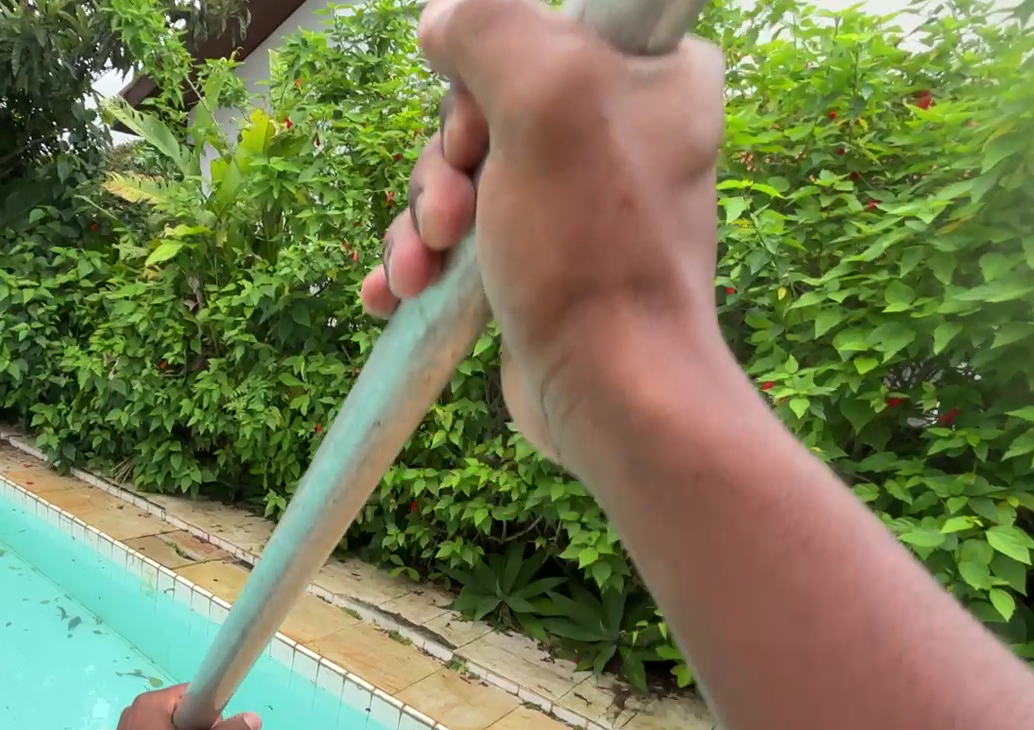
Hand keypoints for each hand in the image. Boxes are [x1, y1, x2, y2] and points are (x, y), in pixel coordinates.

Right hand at [360, 0, 732, 476]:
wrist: (606, 389)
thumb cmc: (588, 251)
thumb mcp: (547, 105)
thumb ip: (493, 32)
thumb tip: (439, 19)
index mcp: (642, 79)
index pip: (526, 46)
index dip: (475, 94)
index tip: (474, 141)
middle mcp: (605, 142)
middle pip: (477, 127)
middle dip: (440, 179)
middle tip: (449, 225)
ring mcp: (561, 215)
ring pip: (455, 194)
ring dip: (417, 234)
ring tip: (418, 278)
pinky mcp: (527, 273)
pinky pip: (454, 252)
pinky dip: (416, 271)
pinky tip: (392, 297)